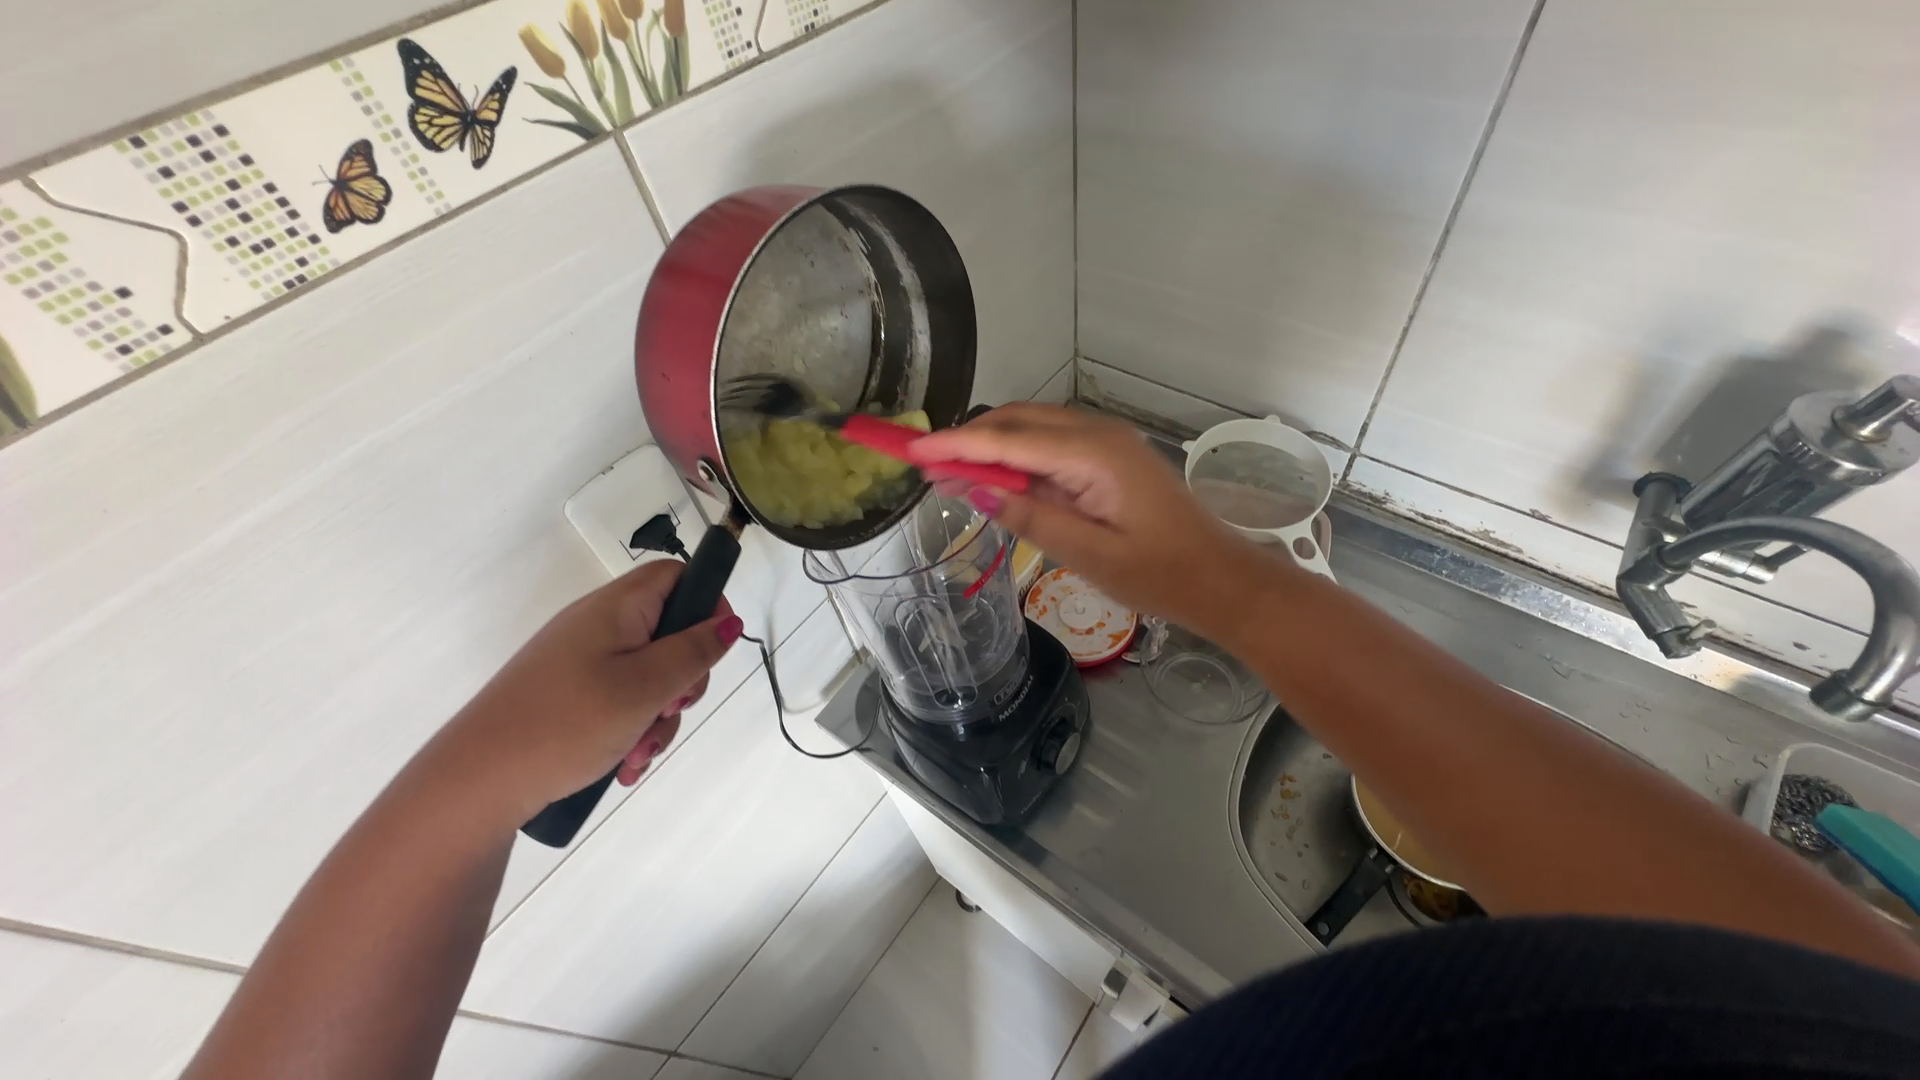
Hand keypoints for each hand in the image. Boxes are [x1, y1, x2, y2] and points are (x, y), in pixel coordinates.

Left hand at [426, 560, 742, 826]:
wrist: (475, 784)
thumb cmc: (567, 724)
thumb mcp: (645, 688)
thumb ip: (694, 652)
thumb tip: (730, 622)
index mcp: (615, 609)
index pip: (677, 576)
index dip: (707, 603)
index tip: (714, 650)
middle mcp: (598, 627)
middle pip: (669, 632)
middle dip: (684, 677)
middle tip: (672, 708)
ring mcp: (582, 663)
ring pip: (650, 676)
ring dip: (659, 715)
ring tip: (640, 752)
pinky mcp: (571, 696)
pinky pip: (622, 701)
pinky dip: (633, 729)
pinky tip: (625, 764)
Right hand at [910, 404, 1294, 637]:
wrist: (1223, 580)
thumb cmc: (1162, 576)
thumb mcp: (1087, 554)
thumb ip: (1028, 517)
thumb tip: (970, 488)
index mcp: (1094, 455)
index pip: (1008, 441)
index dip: (956, 445)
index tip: (911, 451)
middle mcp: (1099, 434)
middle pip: (1017, 422)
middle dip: (967, 439)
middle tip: (923, 465)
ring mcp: (1108, 442)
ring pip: (1033, 429)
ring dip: (990, 446)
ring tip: (949, 474)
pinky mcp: (1110, 457)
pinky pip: (1052, 445)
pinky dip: (1018, 457)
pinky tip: (997, 480)